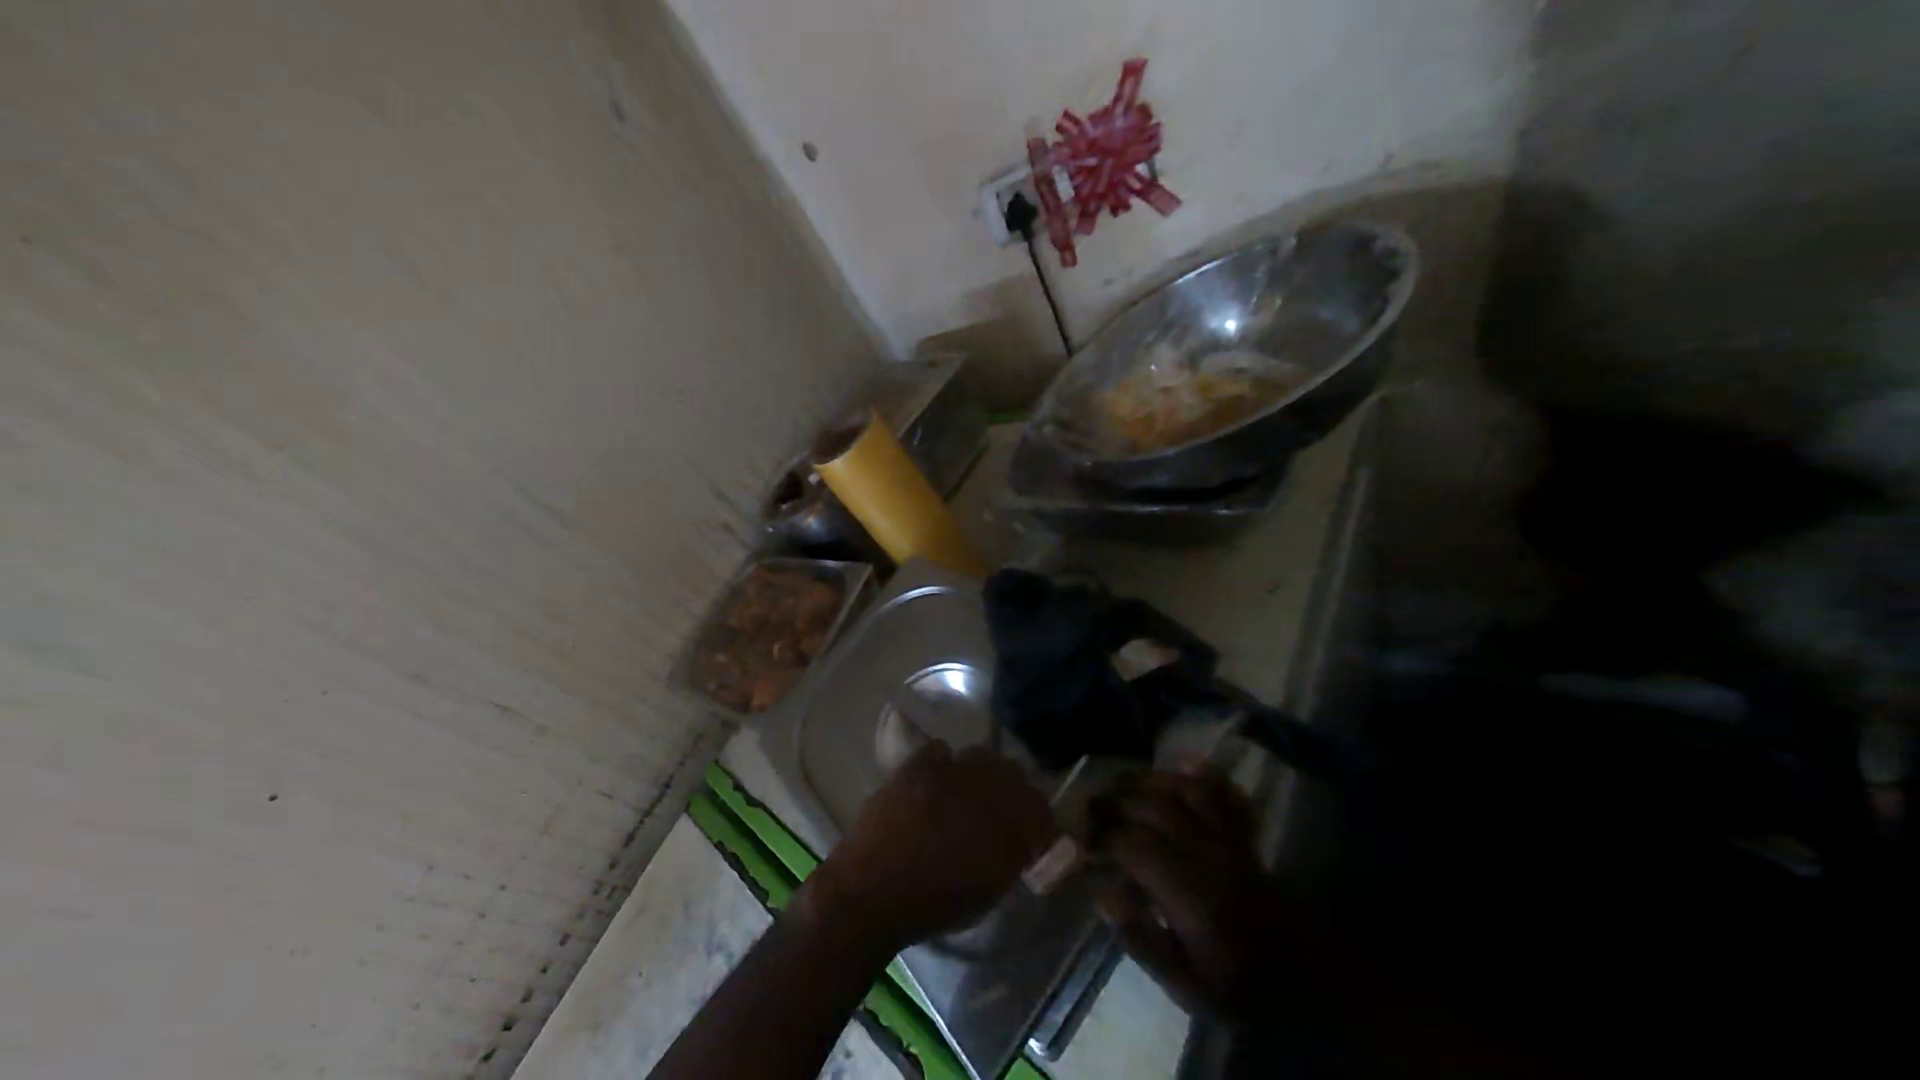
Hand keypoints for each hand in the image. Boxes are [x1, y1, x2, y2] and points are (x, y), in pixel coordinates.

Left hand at [803, 741, 1053, 952]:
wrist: (872, 891)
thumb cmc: (934, 904)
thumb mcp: (987, 891)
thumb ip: (1012, 859)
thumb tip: (1023, 843)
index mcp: (1009, 826)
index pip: (1041, 809)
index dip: (1039, 822)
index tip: (1032, 836)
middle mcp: (987, 791)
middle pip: (1015, 775)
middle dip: (1014, 792)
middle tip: (1002, 813)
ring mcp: (950, 773)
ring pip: (982, 756)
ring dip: (982, 774)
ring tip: (970, 793)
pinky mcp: (917, 766)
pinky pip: (941, 750)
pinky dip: (944, 763)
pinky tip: (938, 781)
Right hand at [1092, 766, 1283, 1019]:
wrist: (1307, 982)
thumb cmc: (1239, 988)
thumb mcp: (1187, 989)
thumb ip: (1142, 942)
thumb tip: (1103, 894)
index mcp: (1191, 894)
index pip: (1136, 845)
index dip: (1101, 836)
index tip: (1080, 843)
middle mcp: (1209, 855)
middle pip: (1156, 807)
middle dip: (1116, 801)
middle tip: (1089, 808)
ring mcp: (1231, 841)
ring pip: (1189, 790)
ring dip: (1150, 780)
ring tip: (1120, 785)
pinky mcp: (1245, 837)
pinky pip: (1228, 794)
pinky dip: (1207, 774)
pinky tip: (1185, 765)